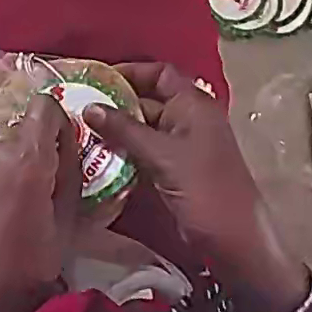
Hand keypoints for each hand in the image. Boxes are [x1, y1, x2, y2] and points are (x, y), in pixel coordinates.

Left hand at [0, 96, 80, 311]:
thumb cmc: (28, 263)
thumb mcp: (66, 219)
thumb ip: (70, 172)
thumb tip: (72, 143)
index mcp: (26, 158)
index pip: (45, 106)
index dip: (61, 121)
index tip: (68, 145)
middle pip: (28, 127)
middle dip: (43, 147)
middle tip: (52, 180)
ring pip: (9, 144)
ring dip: (21, 160)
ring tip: (29, 196)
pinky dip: (3, 170)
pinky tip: (7, 202)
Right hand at [83, 63, 309, 311]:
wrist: (232, 240)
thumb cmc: (204, 188)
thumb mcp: (162, 155)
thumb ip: (124, 129)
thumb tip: (88, 106)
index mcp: (193, 105)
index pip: (160, 73)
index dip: (131, 71)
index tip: (98, 77)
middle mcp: (188, 118)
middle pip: (148, 99)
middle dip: (116, 102)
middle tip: (79, 104)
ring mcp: (181, 145)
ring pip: (143, 127)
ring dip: (116, 127)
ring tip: (81, 128)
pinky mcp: (174, 168)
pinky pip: (144, 149)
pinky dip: (124, 148)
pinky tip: (97, 153)